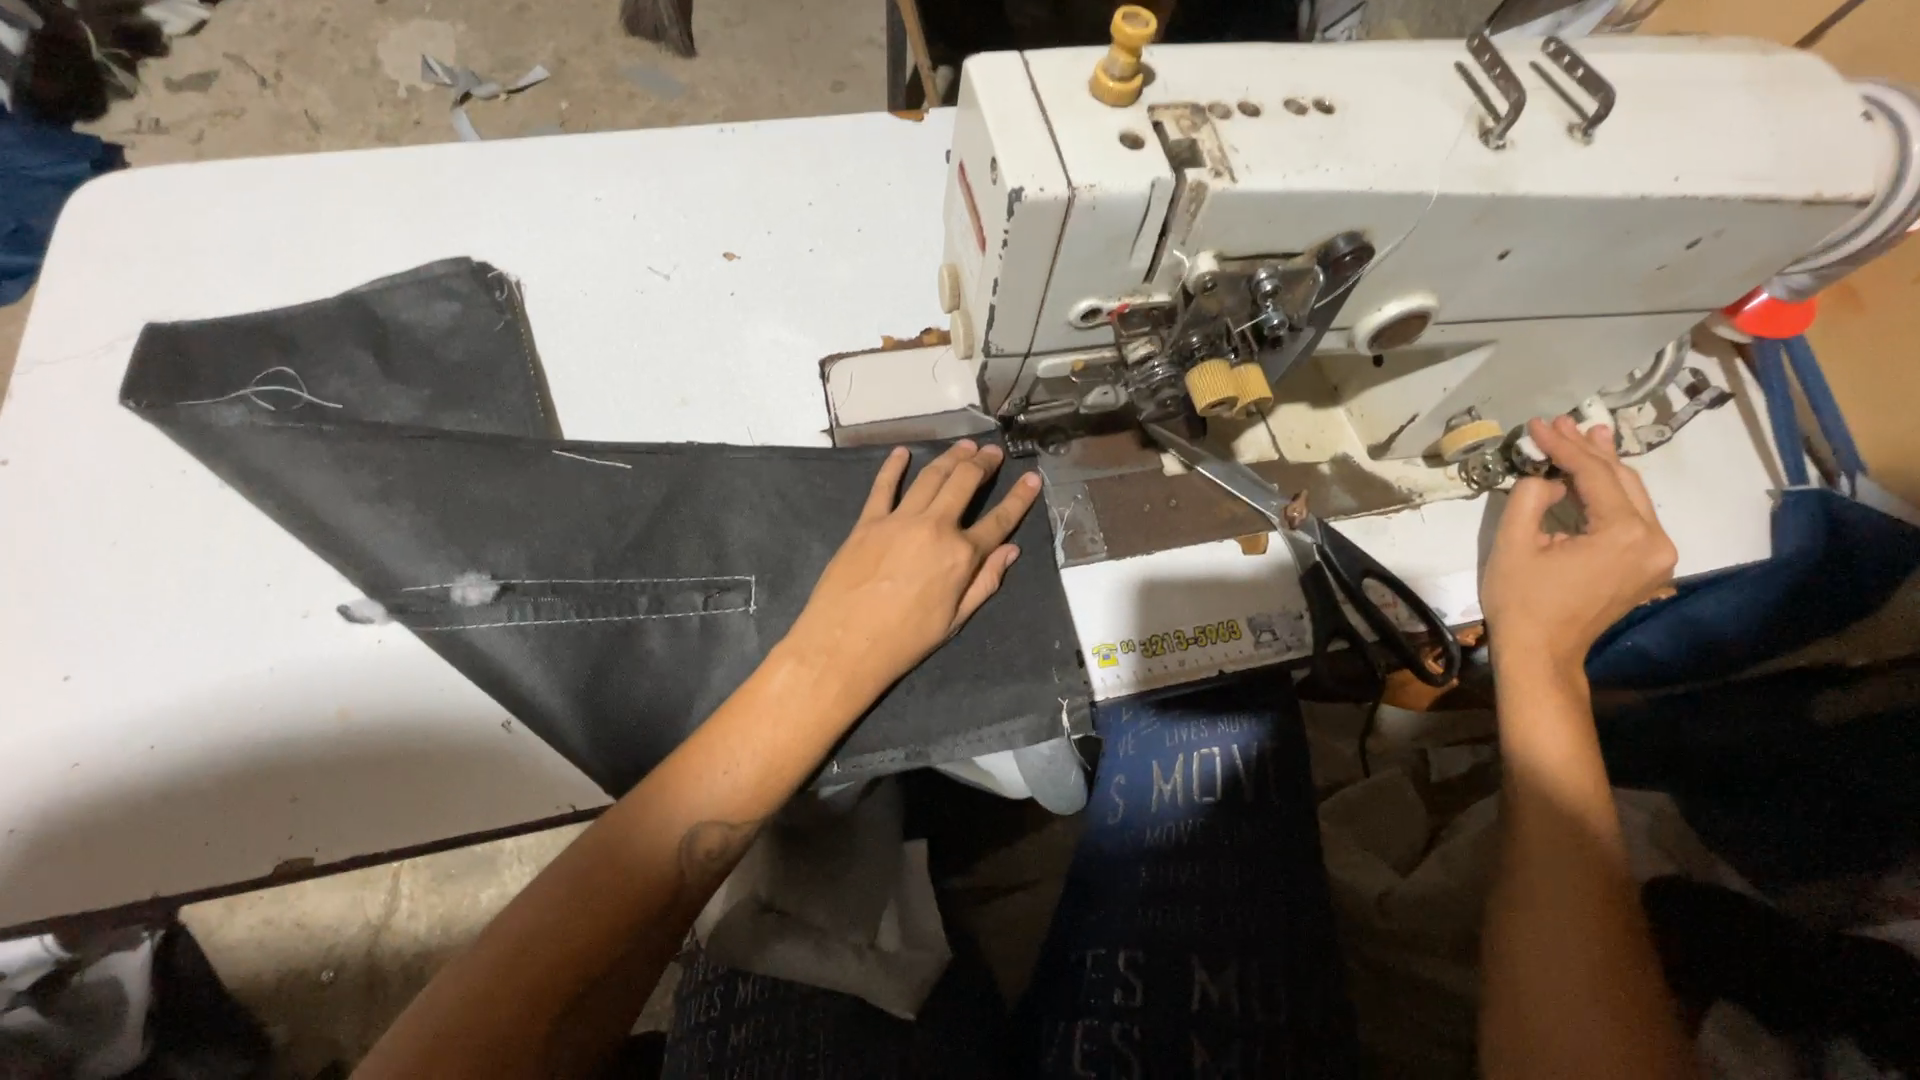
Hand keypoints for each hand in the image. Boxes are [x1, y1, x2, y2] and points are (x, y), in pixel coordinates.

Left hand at [783, 440, 1042, 699]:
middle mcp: (935, 528)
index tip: (1032, 478)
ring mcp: (899, 521)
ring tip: (963, 446)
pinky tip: (902, 453)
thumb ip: (985, 582)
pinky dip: (894, 467)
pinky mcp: (868, 522)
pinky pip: (884, 486)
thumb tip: (1010, 552)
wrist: (844, 644)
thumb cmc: (905, 641)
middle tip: (992, 451)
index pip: (1000, 520)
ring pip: (931, 477)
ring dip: (950, 457)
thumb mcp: (955, 620)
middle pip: (965, 484)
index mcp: (962, 556)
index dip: (1019, 497)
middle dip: (983, 463)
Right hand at [1481, 416, 1676, 669]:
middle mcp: (1655, 540)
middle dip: (1589, 450)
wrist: (1541, 652)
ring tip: (1584, 436)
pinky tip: (1593, 477)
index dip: (1564, 446)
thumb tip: (1546, 479)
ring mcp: (1657, 555)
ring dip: (1603, 468)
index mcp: (1624, 534)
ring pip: (1632, 497)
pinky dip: (1609, 495)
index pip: (1595, 476)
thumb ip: (1530, 498)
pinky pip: (1632, 518)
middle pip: (1622, 481)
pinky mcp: (1648, 565)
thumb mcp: (1513, 544)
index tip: (1538, 425)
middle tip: (1561, 422)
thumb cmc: (1521, 601)